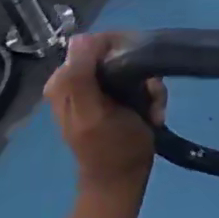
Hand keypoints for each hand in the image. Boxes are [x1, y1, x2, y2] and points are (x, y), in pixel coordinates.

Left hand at [44, 33, 165, 201]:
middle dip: (141, 74)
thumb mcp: (92, 113)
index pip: (95, 42)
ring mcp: (101, 88)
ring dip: (150, 89)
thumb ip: (81, 77)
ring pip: (136, 68)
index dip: (122, 50)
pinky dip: (152, 97)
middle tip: (149, 96)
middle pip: (119, 54)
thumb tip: (80, 38)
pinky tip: (153, 115)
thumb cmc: (110, 149)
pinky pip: (142, 82)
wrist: (122, 180)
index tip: (141, 70)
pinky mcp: (118, 97)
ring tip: (152, 110)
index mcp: (65, 80)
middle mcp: (80, 78)